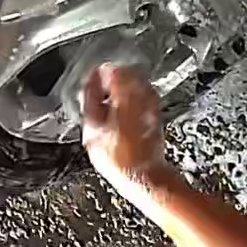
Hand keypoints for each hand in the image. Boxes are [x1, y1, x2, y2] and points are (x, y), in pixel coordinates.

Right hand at [81, 64, 179, 201]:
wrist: (143, 177)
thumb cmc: (119, 157)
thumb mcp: (92, 128)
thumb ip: (90, 100)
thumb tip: (90, 83)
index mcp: (126, 93)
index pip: (112, 69)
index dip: (98, 76)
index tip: (91, 87)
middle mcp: (143, 94)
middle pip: (125, 73)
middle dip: (110, 82)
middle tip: (98, 96)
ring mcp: (152, 104)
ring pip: (134, 85)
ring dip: (120, 92)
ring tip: (108, 107)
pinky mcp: (156, 115)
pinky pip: (141, 98)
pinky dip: (130, 102)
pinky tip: (120, 117)